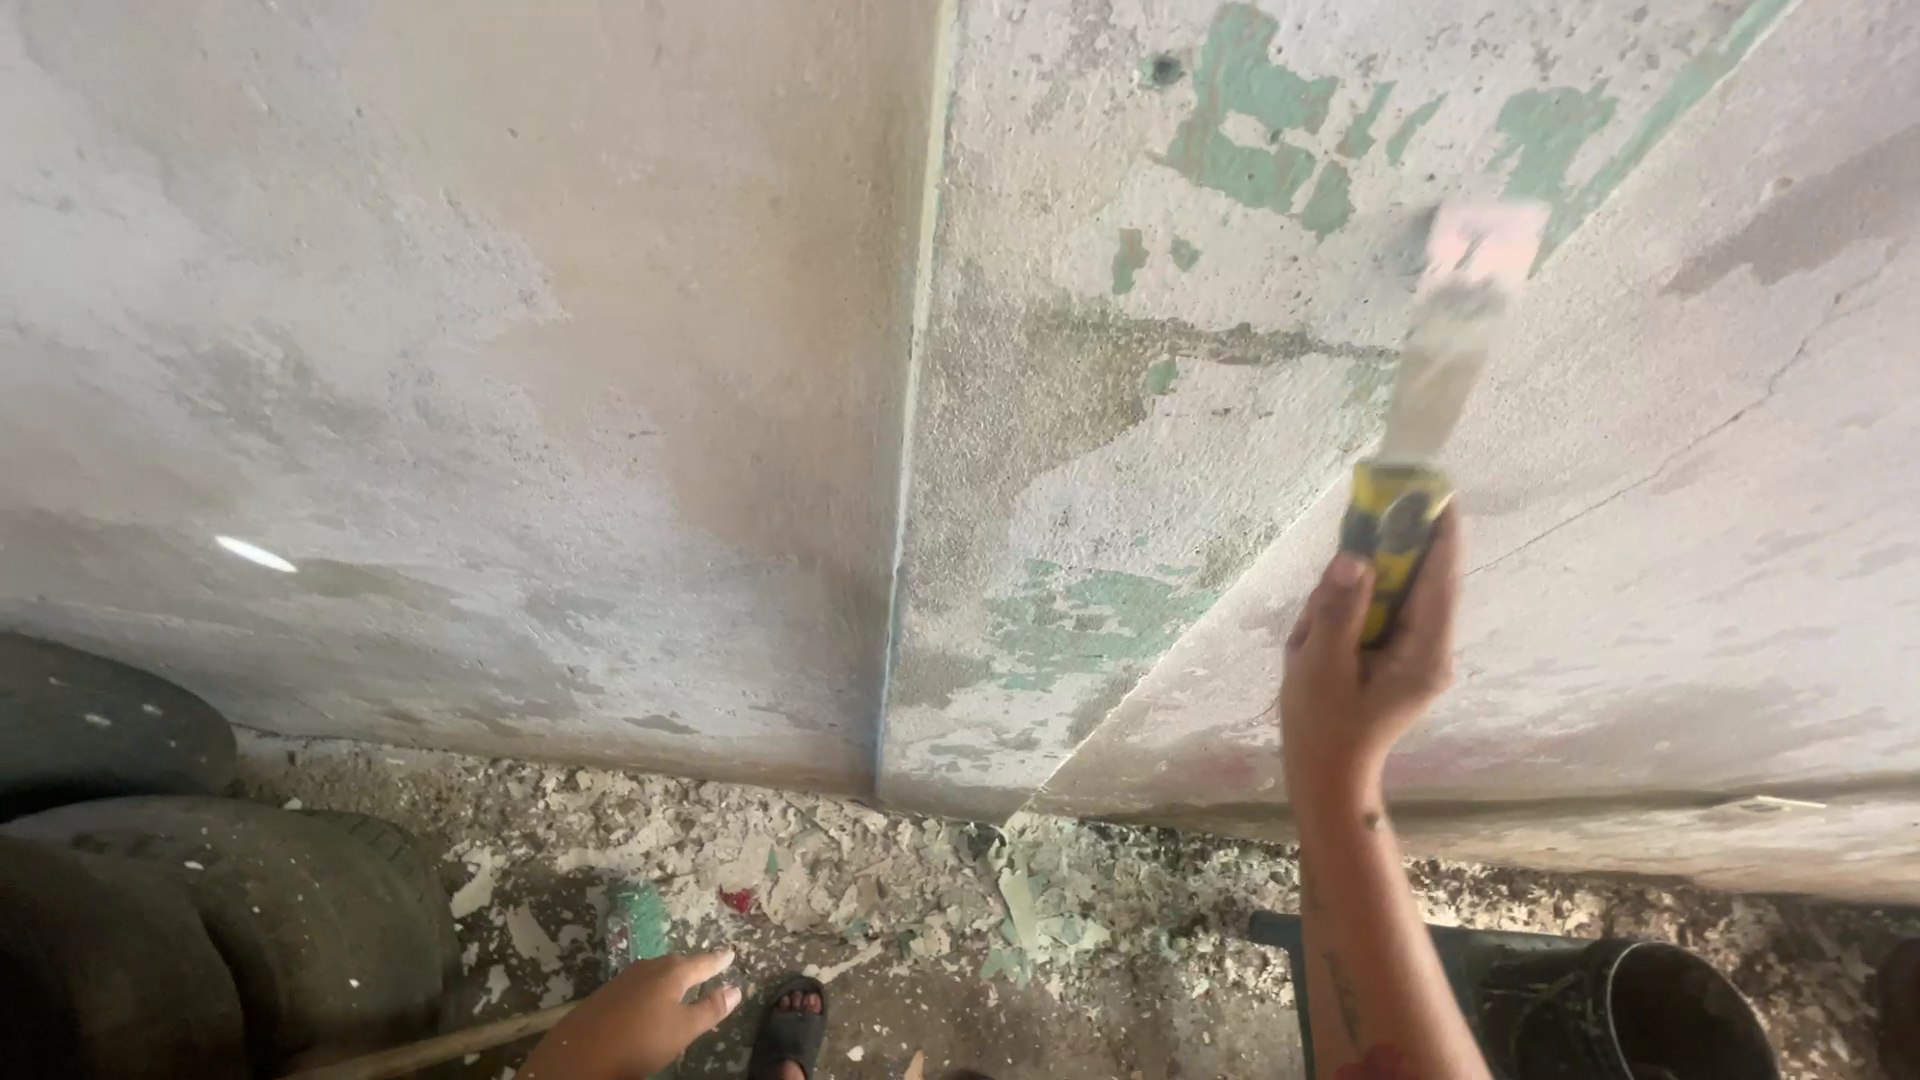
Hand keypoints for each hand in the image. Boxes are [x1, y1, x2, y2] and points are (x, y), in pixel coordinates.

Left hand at [516, 950, 741, 1079]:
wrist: (575, 1059)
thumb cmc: (637, 1044)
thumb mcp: (682, 1031)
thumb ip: (710, 1009)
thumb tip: (737, 988)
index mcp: (673, 972)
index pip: (704, 962)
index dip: (718, 960)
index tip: (731, 952)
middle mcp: (650, 967)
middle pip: (679, 964)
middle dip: (693, 967)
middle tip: (707, 970)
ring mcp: (624, 979)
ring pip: (656, 973)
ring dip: (670, 978)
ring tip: (679, 986)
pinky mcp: (605, 995)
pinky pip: (638, 985)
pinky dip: (650, 990)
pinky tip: (645, 1003)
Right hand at [1280, 506, 1461, 778]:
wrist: (1324, 773)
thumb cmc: (1322, 725)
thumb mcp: (1319, 666)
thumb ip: (1337, 610)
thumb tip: (1351, 558)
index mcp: (1424, 654)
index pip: (1439, 581)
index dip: (1440, 533)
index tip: (1436, 490)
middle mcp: (1432, 650)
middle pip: (1415, 584)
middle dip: (1377, 564)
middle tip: (1346, 542)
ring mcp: (1416, 656)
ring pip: (1390, 599)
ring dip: (1348, 598)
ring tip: (1308, 639)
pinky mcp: (1397, 659)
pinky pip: (1377, 618)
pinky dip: (1347, 612)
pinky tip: (1314, 636)